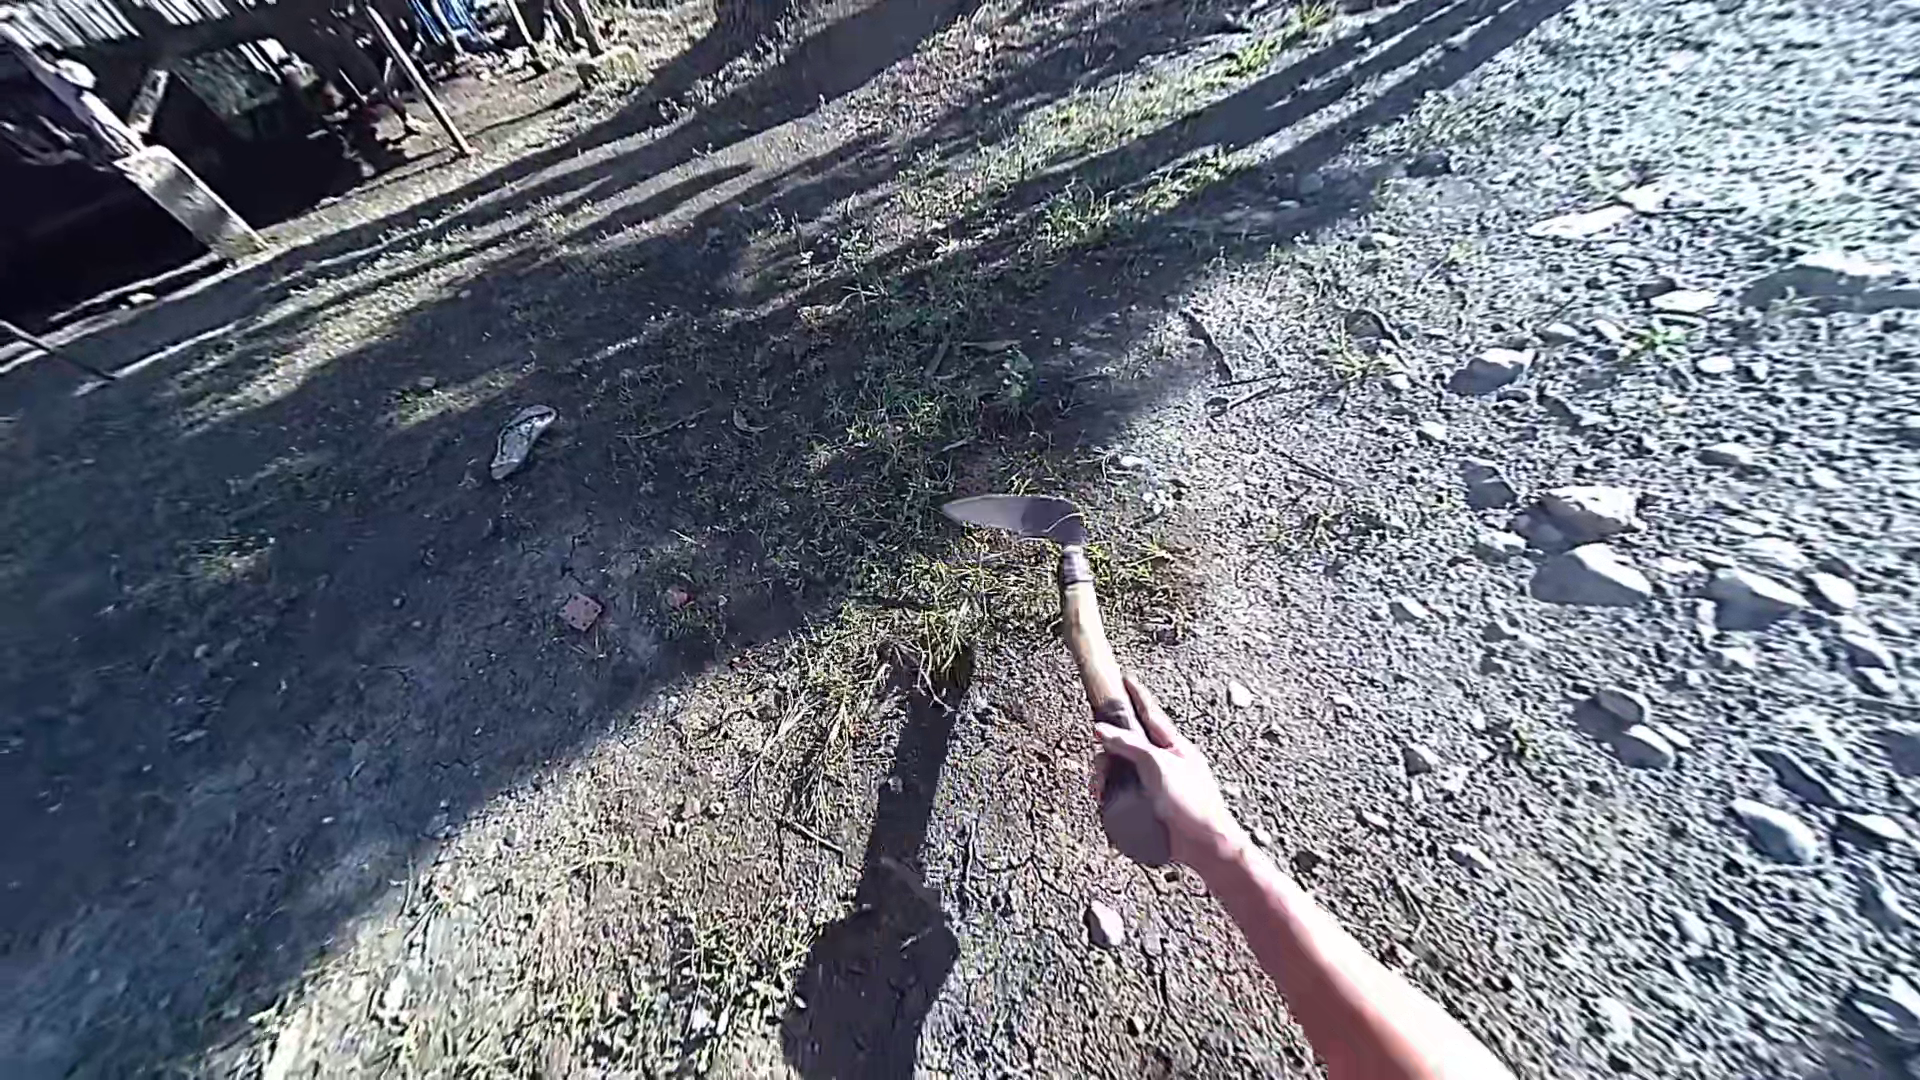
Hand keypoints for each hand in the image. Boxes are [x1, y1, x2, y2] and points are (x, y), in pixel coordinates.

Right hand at [1093, 675, 1248, 869]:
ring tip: (1099, 786)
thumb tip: (1101, 730)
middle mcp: (1163, 759)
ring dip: (1106, 772)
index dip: (1136, 694)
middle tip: (1098, 747)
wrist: (1206, 848)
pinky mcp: (1147, 802)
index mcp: (1172, 744)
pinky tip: (1102, 796)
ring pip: (1121, 766)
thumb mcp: (1158, 765)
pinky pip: (1121, 788)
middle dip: (1109, 744)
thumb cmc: (1192, 803)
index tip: (1124, 678)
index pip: (1150, 712)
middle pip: (1128, 741)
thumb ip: (1129, 745)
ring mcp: (1155, 781)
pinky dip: (1109, 789)